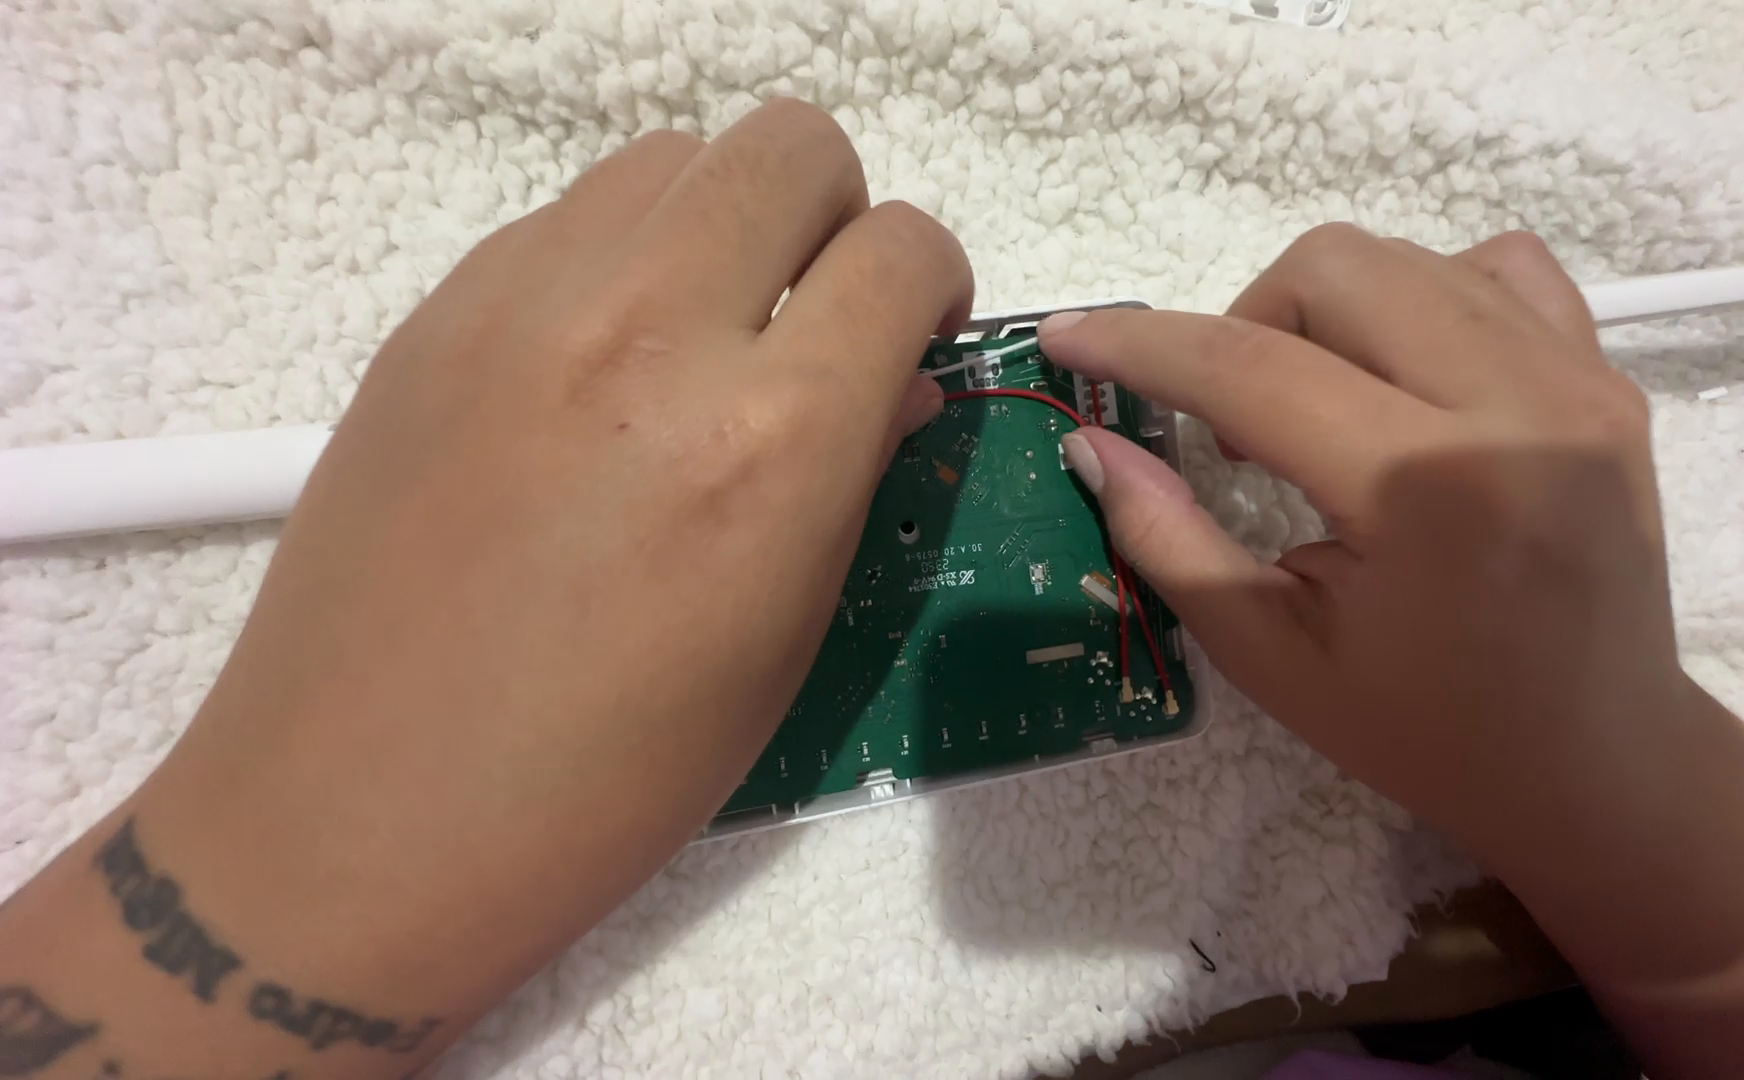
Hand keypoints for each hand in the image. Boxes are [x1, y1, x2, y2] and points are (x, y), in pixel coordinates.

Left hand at [0, 100, 970, 1074]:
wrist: (369, 819)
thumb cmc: (626, 766)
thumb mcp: (792, 632)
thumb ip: (862, 471)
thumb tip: (905, 379)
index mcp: (772, 440)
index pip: (903, 253)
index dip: (938, 280)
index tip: (920, 335)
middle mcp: (654, 333)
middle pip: (792, 145)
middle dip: (843, 218)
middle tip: (826, 318)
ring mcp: (526, 305)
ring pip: (680, 157)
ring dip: (736, 225)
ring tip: (721, 333)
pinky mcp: (435, 312)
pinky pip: (579, 215)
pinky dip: (637, 255)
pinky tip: (617, 363)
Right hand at [1042, 225, 1676, 843]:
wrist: (1595, 762)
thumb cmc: (1417, 728)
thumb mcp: (1262, 652)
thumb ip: (1165, 536)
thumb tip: (1090, 445)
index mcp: (1425, 488)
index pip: (1247, 368)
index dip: (1138, 344)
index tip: (1067, 337)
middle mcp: (1516, 403)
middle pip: (1330, 269)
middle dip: (1236, 325)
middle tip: (1226, 423)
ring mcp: (1577, 378)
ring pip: (1401, 257)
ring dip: (1312, 316)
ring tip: (1304, 410)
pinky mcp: (1604, 376)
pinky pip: (1489, 272)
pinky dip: (1409, 300)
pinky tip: (1391, 377)